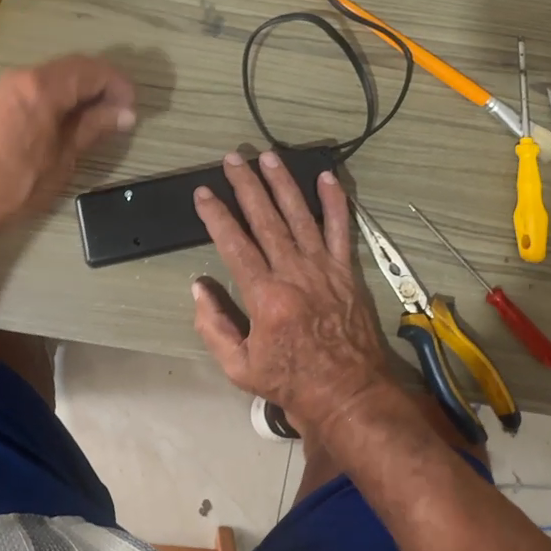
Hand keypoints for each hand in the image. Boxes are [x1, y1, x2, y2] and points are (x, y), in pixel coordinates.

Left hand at [0, 55, 135, 228]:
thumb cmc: (17, 182)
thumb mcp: (64, 156)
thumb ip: (94, 127)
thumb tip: (125, 114)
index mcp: (44, 86)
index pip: (93, 71)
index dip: (118, 85)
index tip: (131, 109)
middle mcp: (25, 76)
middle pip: (74, 68)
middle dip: (102, 85)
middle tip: (120, 112)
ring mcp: (8, 86)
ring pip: (55, 76)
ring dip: (80, 91)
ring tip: (98, 118)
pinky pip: (38, 87)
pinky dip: (60, 96)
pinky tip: (69, 120)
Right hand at [191, 151, 394, 437]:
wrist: (350, 393)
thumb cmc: (292, 382)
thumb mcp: (239, 367)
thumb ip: (214, 326)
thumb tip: (199, 287)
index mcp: (265, 296)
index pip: (234, 244)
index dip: (216, 215)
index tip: (203, 194)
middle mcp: (293, 272)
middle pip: (265, 219)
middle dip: (246, 185)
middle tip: (233, 158)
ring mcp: (323, 267)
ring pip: (300, 215)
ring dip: (283, 183)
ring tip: (268, 156)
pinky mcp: (346, 270)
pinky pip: (341, 228)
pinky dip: (336, 201)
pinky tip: (327, 177)